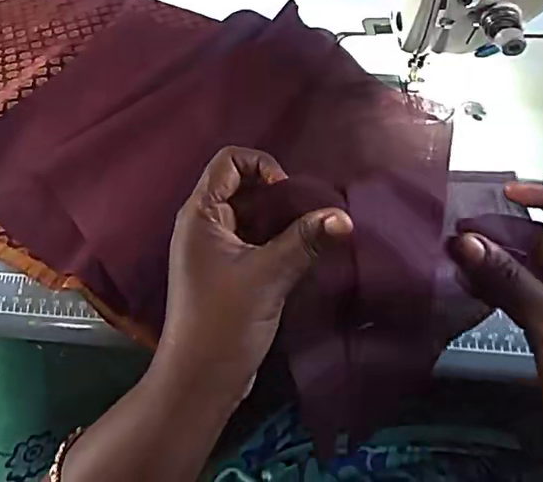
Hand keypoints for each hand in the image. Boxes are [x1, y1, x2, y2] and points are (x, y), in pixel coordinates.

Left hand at [157, 147, 351, 402]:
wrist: (199, 382)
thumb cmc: (224, 320)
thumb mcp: (268, 275)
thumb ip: (304, 241)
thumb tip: (343, 217)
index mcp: (201, 212)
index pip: (228, 161)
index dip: (261, 165)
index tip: (287, 192)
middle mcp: (203, 221)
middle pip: (240, 184)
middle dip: (276, 192)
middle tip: (306, 211)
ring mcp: (213, 245)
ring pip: (250, 212)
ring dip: (279, 216)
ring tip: (310, 229)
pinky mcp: (225, 267)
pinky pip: (252, 236)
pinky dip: (275, 237)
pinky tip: (301, 250)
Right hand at [450, 181, 542, 481]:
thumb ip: (512, 281)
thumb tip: (470, 242)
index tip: (507, 191)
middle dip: (506, 233)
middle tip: (466, 230)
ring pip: (530, 273)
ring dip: (496, 262)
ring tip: (459, 255)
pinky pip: (522, 300)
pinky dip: (496, 289)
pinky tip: (471, 284)